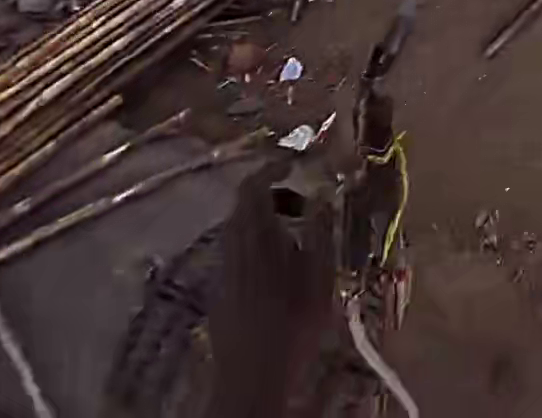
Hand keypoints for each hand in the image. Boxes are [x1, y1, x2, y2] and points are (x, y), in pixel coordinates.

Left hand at [207, 162, 334, 417]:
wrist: (251, 378)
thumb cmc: (293, 323)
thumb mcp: (319, 274)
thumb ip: (320, 229)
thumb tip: (321, 195)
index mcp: (256, 232)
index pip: (255, 183)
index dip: (273, 167)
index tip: (294, 163)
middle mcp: (233, 242)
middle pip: (245, 202)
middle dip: (273, 193)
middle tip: (302, 203)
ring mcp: (223, 265)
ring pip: (240, 225)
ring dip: (266, 218)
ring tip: (296, 236)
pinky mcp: (219, 287)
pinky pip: (237, 247)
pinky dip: (257, 239)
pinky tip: (278, 264)